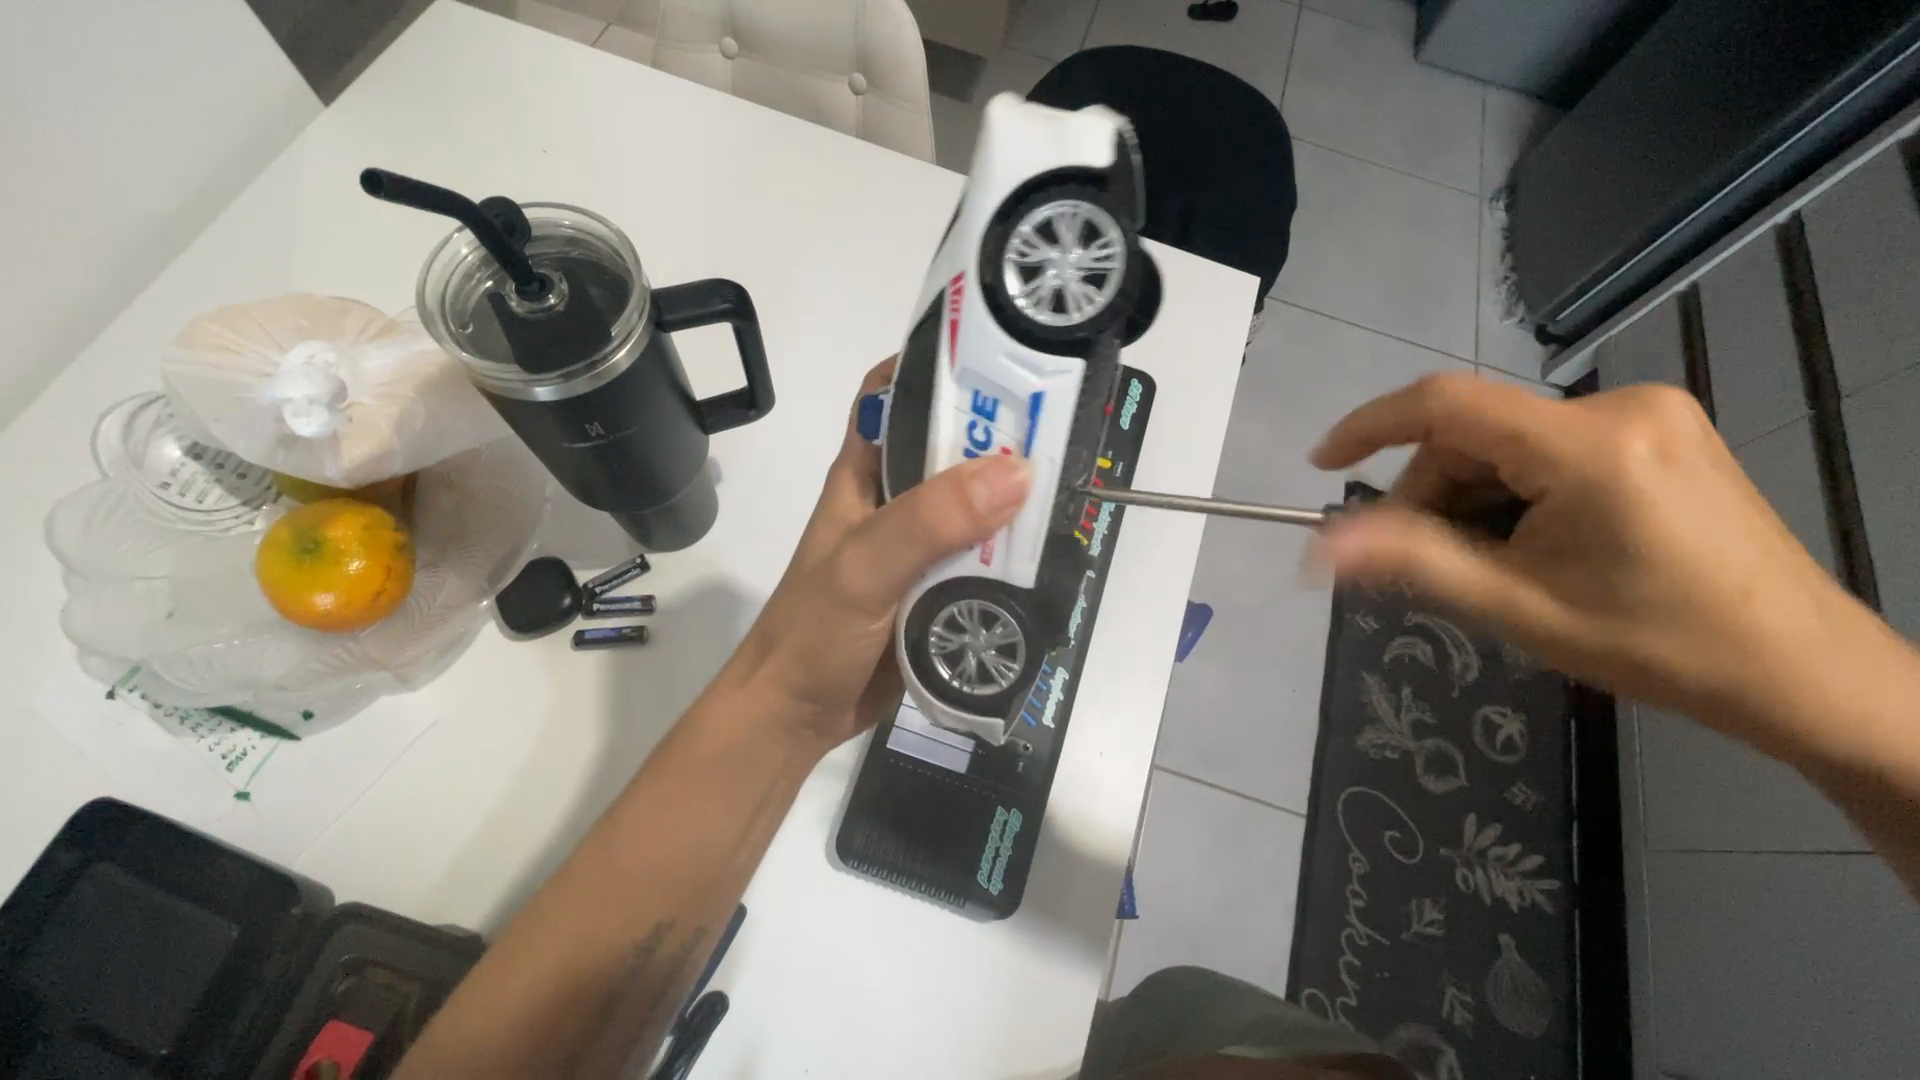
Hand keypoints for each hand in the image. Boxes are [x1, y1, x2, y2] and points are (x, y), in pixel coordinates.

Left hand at [725, 359, 1029, 751]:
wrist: (796, 716)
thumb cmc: (813, 633)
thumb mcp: (864, 568)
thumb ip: (929, 521)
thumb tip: (1016, 472)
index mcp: (864, 473)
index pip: (895, 393)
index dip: (941, 366)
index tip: (1004, 356)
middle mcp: (896, 501)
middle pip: (954, 450)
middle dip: (1003, 436)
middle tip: (1068, 426)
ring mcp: (920, 548)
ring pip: (978, 508)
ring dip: (1019, 503)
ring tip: (1077, 487)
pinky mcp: (940, 591)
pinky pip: (985, 563)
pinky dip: (1017, 558)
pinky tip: (1054, 556)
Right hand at [1309, 373, 1875, 756]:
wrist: (1801, 671)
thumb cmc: (1657, 646)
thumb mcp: (1517, 608)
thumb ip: (1411, 563)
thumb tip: (1319, 546)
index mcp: (1589, 445)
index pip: (1445, 403)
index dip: (1369, 426)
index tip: (1322, 465)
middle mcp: (1620, 407)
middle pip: (1472, 434)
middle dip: (1432, 495)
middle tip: (1430, 565)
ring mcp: (1648, 415)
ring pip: (1504, 444)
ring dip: (1471, 499)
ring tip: (1491, 566)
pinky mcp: (1659, 433)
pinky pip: (1543, 448)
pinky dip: (1511, 492)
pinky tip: (1530, 543)